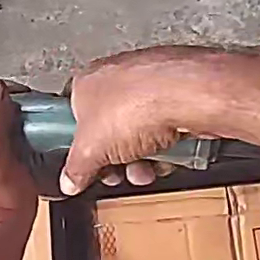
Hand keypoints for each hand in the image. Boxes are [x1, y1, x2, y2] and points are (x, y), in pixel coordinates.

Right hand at [60, 46, 237, 194]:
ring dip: (143, 160)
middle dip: (116, 161)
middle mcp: (117, 79)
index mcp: (86, 83)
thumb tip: (69, 181)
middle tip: (121, 174)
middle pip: (110, 132)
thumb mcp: (91, 150)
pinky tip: (170, 156)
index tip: (88, 169)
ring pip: (140, 134)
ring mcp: (150, 86)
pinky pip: (167, 129)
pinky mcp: (178, 97)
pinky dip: (168, 147)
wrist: (189, 94)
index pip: (74, 120)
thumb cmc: (138, 105)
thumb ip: (76, 169)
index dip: (82, 148)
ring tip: (149, 170)